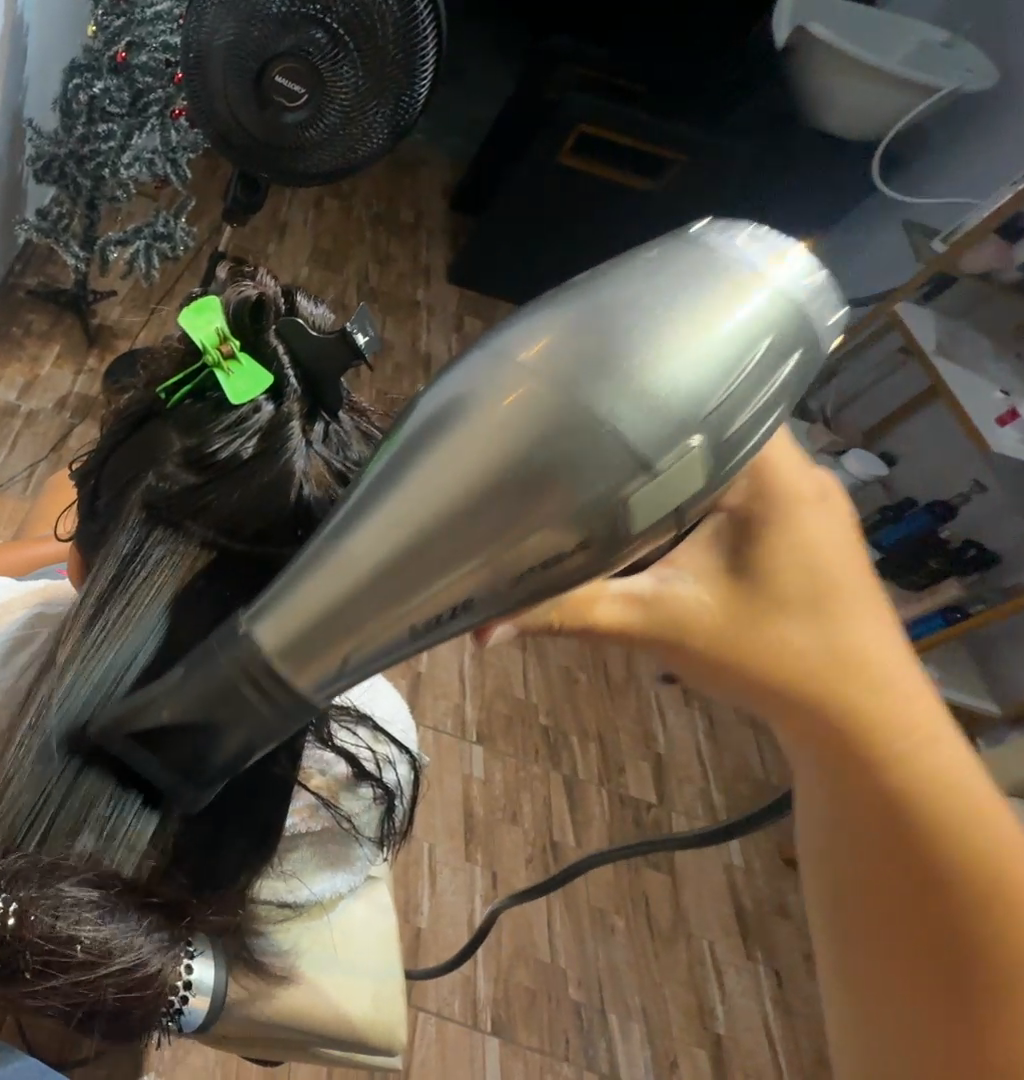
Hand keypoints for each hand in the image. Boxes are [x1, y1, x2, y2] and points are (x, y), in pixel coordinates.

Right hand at [482, 431, 924, 730]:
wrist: (858, 715)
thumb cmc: (769, 654)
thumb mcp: (654, 624)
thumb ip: (565, 613)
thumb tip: (480, 629)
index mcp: (770, 476)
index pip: (709, 397)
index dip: (641, 393)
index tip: (576, 401)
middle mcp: (793, 473)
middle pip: (702, 427)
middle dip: (635, 433)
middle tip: (561, 436)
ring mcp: (799, 500)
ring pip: (713, 459)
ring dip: (659, 465)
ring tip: (586, 465)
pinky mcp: (795, 526)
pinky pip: (727, 487)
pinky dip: (681, 492)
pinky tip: (635, 510)